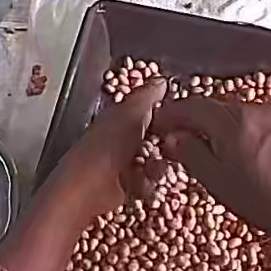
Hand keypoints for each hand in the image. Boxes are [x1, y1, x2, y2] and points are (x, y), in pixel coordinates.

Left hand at [36, 80, 168, 227]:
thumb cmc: (106, 146)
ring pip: (157, 164)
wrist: (87, 188)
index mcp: (119, 118)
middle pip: (158, 140)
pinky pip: (149, 185)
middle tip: (169, 149)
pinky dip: (147, 186)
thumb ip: (147, 97)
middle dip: (167, 145)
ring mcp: (125, 166)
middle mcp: (122, 140)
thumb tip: (162, 81)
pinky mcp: (127, 188)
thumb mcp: (130, 114)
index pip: (151, 112)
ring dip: (157, 168)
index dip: (167, 116)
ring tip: (148, 170)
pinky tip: (140, 185)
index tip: (182, 119)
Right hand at [151, 96, 270, 233]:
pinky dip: (235, 132)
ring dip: (214, 127)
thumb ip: (190, 154)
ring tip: (205, 154)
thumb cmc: (267, 202)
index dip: (168, 115)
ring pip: (232, 114)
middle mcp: (253, 110)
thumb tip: (172, 138)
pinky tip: (234, 155)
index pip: (190, 106)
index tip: (155, 128)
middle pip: (212, 107)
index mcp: (231, 121)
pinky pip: (251, 122)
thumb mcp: (217, 182)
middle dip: (191, 121)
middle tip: (175, 143)